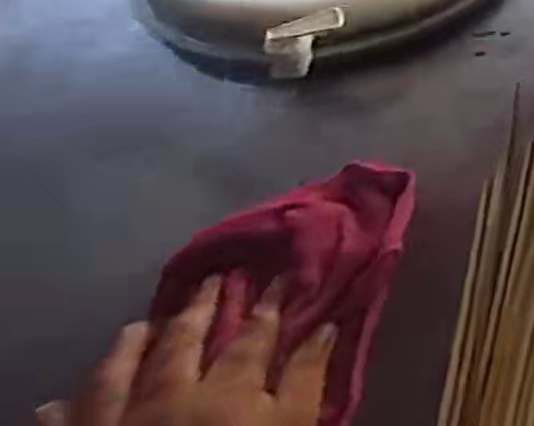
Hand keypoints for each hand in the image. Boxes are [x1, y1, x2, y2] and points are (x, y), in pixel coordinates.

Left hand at [37, 276, 335, 425]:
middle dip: (199, 309)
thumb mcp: (293, 422)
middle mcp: (167, 398)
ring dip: (127, 349)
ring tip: (136, 327)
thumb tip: (327, 326)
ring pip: (114, 379)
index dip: (270, 301)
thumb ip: (306, 376)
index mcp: (225, 389)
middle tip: (210, 280)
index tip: (283, 275)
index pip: (253, 333)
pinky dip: (57, 413)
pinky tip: (54, 403)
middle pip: (181, 345)